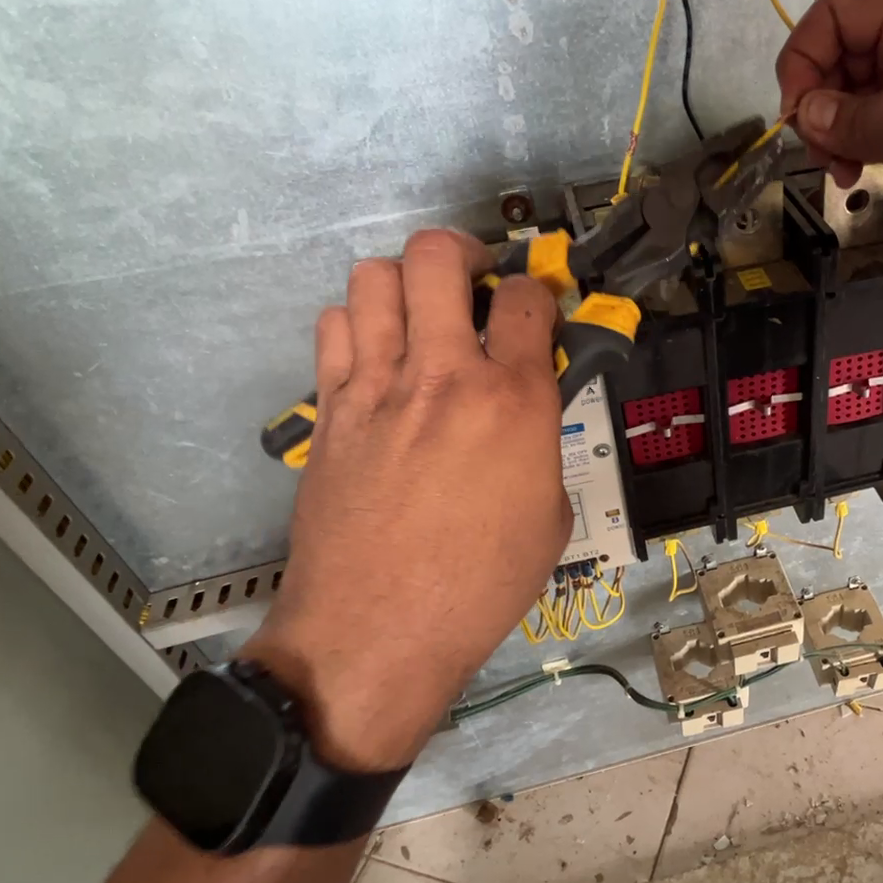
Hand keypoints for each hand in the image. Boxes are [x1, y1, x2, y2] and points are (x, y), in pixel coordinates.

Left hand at [242, 231, 571, 771]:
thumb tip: (527, 417)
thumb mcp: (551, 516)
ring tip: (419, 316)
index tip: (537, 309)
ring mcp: (377, 387)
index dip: (539, 291)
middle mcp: (444, 375)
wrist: (379, 632)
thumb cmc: (482, 586)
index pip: (529, 299)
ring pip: (374, 277)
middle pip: (439, 257)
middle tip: (474, 281)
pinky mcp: (331, 410)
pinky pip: (335, 328)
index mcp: (515, 402)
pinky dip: (359, 325)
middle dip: (463, 251)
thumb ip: (542, 445)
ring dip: (405, 283)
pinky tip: (376, 358)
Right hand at [775, 0, 882, 274]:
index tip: (792, 112)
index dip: (805, 56)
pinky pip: (867, 130)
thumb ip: (854, 114)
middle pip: (840, 56)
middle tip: (816, 150)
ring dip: (830, 133)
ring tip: (837, 171)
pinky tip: (850, 176)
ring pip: (849, 98)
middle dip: (818, 101)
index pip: (840, 15)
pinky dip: (849, 150)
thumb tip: (803, 113)